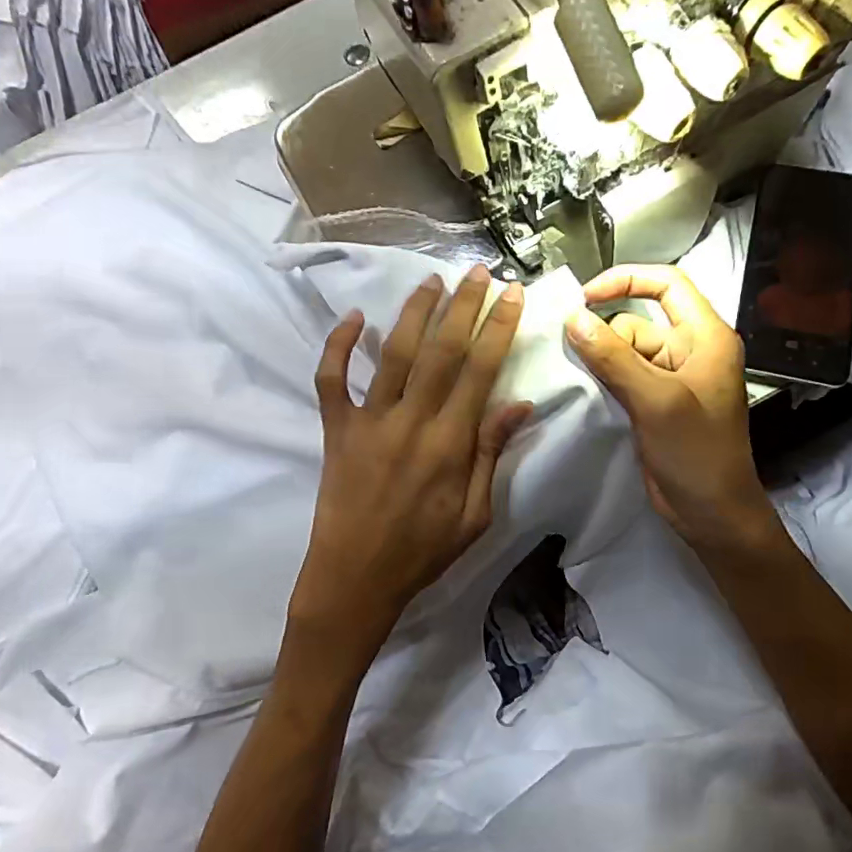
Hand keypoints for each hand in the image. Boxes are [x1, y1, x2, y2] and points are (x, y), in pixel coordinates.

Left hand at [291, 265, 534, 660]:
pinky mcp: (336, 429)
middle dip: (462, 306)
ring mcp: (368, 422)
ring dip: (413, 313)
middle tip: (476, 272)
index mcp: (449, 444)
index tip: (511, 295)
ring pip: (393, 354)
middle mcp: (410, 422)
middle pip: (440, 351)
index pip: (479, 371)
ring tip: (431, 282)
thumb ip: (492, 454)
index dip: (497, 328)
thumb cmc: (423, 551)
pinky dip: (339, 346)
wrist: (355, 578)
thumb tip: (520, 404)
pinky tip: (354, 318)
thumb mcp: (475, 515)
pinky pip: (331, 379)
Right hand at [564, 265, 772, 550]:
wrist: (712, 513)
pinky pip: (621, 376)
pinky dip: (603, 379)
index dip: (626, 280)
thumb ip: (613, 358)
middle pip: (636, 322)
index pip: (667, 284)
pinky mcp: (653, 402)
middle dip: (606, 336)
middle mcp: (689, 351)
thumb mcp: (656, 400)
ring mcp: (670, 378)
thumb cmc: (697, 454)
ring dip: (600, 361)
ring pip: (623, 351)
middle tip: (576, 359)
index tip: (585, 297)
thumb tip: (572, 319)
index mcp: (706, 337)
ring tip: (583, 382)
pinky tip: (585, 390)